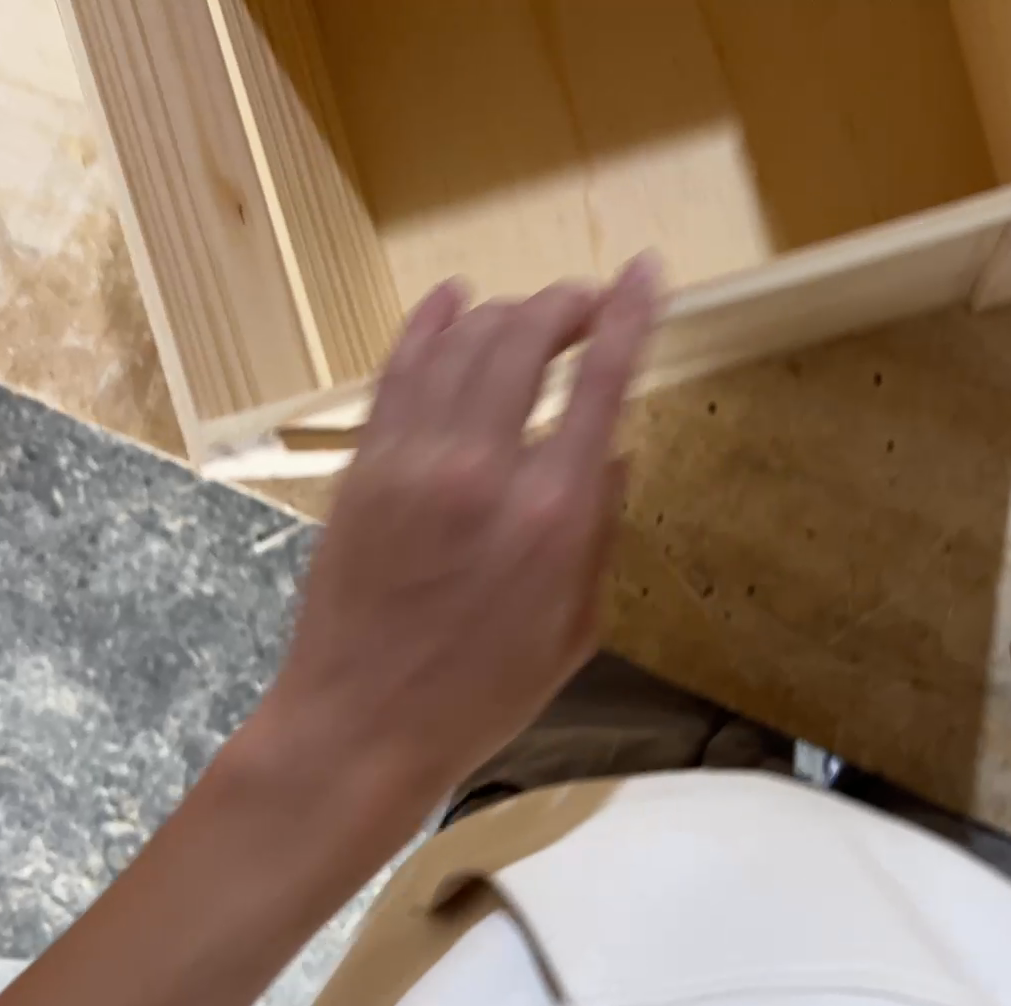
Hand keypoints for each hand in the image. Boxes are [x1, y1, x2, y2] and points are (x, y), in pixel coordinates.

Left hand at [244, 255, 663, 842]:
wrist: (362, 726)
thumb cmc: (489, 690)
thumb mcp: (580, 626)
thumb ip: (602, 530)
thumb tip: (609, 453)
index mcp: (556, 515)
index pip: (602, 383)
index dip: (631, 316)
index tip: (647, 273)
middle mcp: (487, 468)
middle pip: (527, 339)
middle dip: (568, 304)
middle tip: (591, 301)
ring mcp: (415, 459)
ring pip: (464, 342)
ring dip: (510, 310)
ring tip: (538, 310)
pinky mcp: (365, 466)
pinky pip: (399, 369)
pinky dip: (431, 323)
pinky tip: (455, 299)